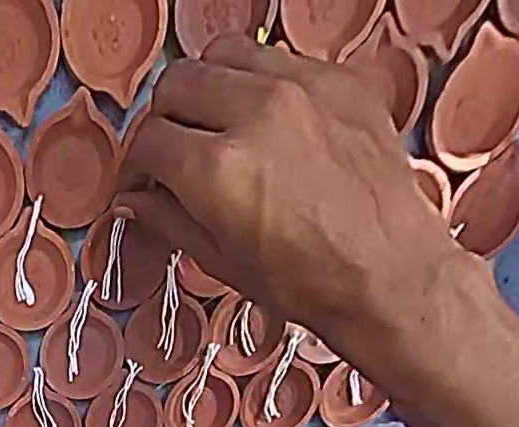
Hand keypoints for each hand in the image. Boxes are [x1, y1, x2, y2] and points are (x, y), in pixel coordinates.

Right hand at [119, 35, 465, 356]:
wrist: (384, 270)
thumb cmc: (303, 279)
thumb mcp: (218, 259)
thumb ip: (167, 219)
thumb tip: (135, 198)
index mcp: (217, 170)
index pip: (148, 141)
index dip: (134, 166)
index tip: (139, 181)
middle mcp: (255, 113)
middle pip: (176, 84)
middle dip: (161, 121)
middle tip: (168, 155)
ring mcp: (301, 87)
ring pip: (222, 55)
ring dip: (203, 90)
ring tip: (210, 129)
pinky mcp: (338, 79)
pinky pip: (275, 59)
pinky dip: (252, 84)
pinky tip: (259, 124)